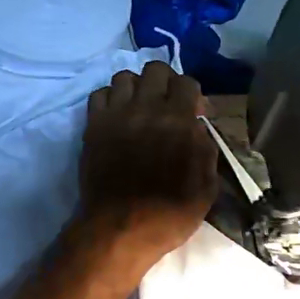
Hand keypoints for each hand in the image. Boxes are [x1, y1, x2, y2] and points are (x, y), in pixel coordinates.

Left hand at [77, 61, 217, 265]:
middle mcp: (147, 108)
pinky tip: (116, 116)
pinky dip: (109, 99)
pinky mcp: (93, 126)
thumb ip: (205, 149)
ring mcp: (116, 115)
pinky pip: (99, 95)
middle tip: (165, 103)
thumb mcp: (206, 186)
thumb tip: (197, 127)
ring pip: (124, 77)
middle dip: (164, 82)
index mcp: (178, 120)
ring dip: (135, 87)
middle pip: (155, 70)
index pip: (187, 82)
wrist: (120, 228)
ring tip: (138, 107)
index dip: (192, 94)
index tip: (193, 112)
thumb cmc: (169, 213)